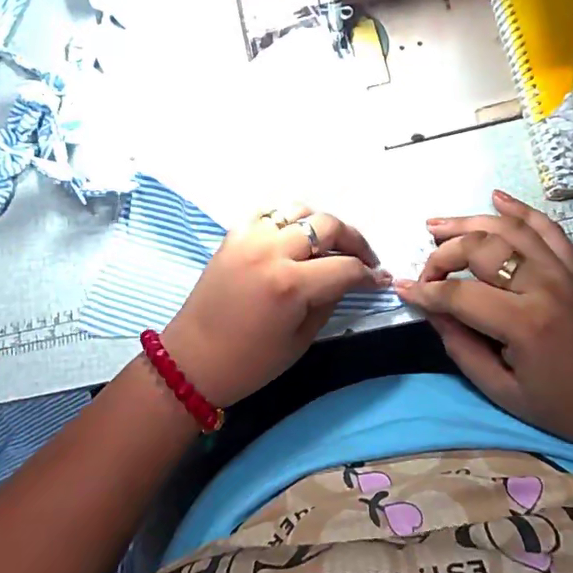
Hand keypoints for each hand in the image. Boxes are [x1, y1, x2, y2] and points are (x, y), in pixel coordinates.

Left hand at [161, 206, 389, 406]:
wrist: (192, 361)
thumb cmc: (250, 362)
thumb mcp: (301, 339)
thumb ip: (329, 300)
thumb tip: (350, 279)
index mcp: (290, 284)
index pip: (345, 266)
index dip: (369, 274)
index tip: (380, 279)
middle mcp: (271, 251)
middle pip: (327, 226)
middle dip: (354, 241)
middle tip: (364, 258)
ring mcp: (248, 238)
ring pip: (299, 210)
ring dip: (321, 225)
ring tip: (330, 244)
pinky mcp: (232, 236)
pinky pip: (267, 213)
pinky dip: (286, 220)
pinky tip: (294, 236)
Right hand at [395, 189, 572, 448]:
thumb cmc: (559, 405)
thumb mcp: (500, 390)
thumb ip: (460, 347)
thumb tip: (430, 310)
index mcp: (524, 323)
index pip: (460, 294)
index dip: (426, 292)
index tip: (404, 291)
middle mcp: (543, 286)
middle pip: (481, 249)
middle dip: (443, 255)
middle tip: (424, 272)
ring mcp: (562, 271)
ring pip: (508, 230)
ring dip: (469, 222)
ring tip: (436, 225)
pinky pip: (545, 227)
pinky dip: (520, 209)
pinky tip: (496, 198)